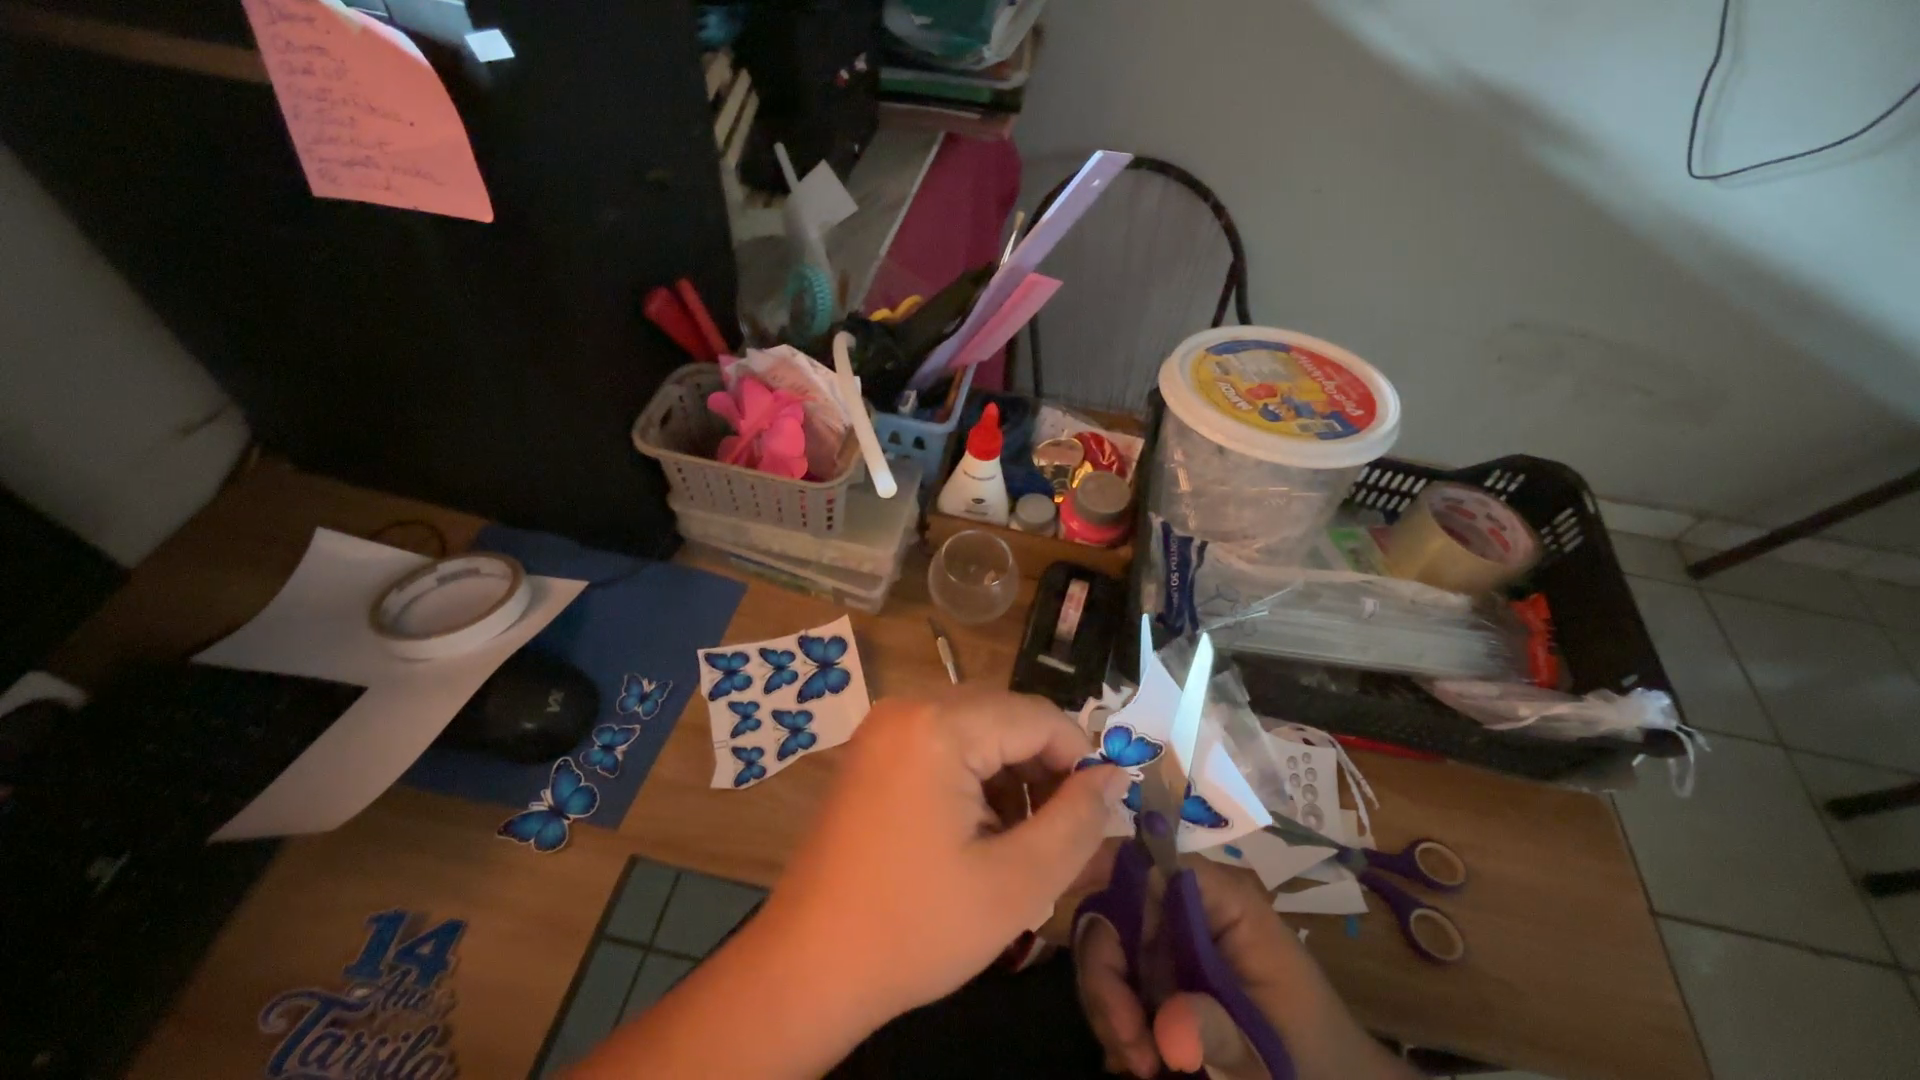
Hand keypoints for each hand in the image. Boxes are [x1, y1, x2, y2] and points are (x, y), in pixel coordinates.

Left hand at [763, 689, 1130, 1022]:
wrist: (808, 967)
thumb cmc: (916, 927)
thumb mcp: (1017, 881)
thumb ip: (1078, 819)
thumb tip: (1115, 774)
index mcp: (938, 727)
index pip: (1039, 717)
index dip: (1081, 760)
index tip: (1098, 814)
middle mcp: (906, 709)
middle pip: (1006, 717)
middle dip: (1043, 769)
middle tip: (1057, 834)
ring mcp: (882, 730)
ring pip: (977, 731)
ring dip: (1010, 775)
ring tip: (1018, 841)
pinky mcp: (871, 754)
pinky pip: (942, 745)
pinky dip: (973, 779)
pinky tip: (977, 833)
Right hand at [1076, 858, 1416, 1079]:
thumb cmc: (1318, 1061)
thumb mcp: (1274, 1053)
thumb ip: (1223, 1033)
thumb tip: (1167, 1028)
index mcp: (1224, 904)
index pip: (1150, 860)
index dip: (1100, 870)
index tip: (1069, 915)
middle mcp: (1190, 914)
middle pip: (1115, 910)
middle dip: (1106, 976)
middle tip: (1129, 1045)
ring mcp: (1173, 948)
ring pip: (1108, 952)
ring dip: (1110, 1010)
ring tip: (1142, 1068)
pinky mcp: (1163, 982)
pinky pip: (1118, 987)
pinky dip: (1117, 1026)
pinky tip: (1141, 1064)